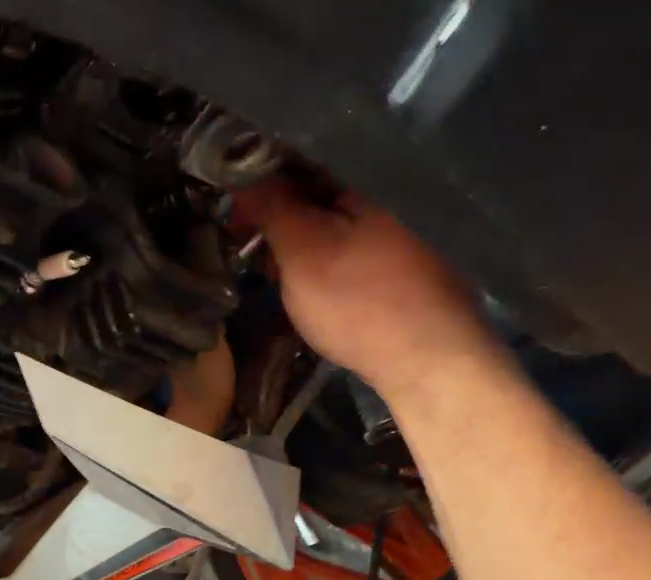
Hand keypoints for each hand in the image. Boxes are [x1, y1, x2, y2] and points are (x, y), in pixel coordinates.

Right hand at [236, 180, 503, 397]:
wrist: (424, 359)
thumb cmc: (360, 302)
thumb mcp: (304, 253)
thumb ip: (273, 208)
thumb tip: (241, 174)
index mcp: (372, 174)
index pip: (305, 150)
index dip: (258, 169)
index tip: (226, 199)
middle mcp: (391, 186)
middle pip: (317, 179)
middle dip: (272, 202)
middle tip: (237, 234)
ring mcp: (398, 219)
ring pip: (328, 208)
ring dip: (290, 227)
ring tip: (260, 255)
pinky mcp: (398, 250)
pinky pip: (344, 231)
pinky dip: (314, 244)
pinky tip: (294, 267)